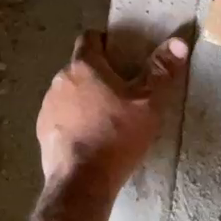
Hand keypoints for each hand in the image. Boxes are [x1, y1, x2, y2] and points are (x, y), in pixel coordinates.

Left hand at [36, 30, 188, 195]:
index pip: (90, 37)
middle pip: (80, 66)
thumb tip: (178, 43)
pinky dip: (73, 121)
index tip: (120, 54)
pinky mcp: (42, 129)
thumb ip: (161, 71)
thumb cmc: (116, 136)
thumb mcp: (147, 104)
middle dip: (98, 74)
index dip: (105, 41)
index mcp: (83, 65)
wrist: (81, 182)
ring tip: (106, 119)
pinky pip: (60, 116)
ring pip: (69, 92)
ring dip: (84, 98)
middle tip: (121, 91)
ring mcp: (48, 104)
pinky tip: (89, 139)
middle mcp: (60, 78)